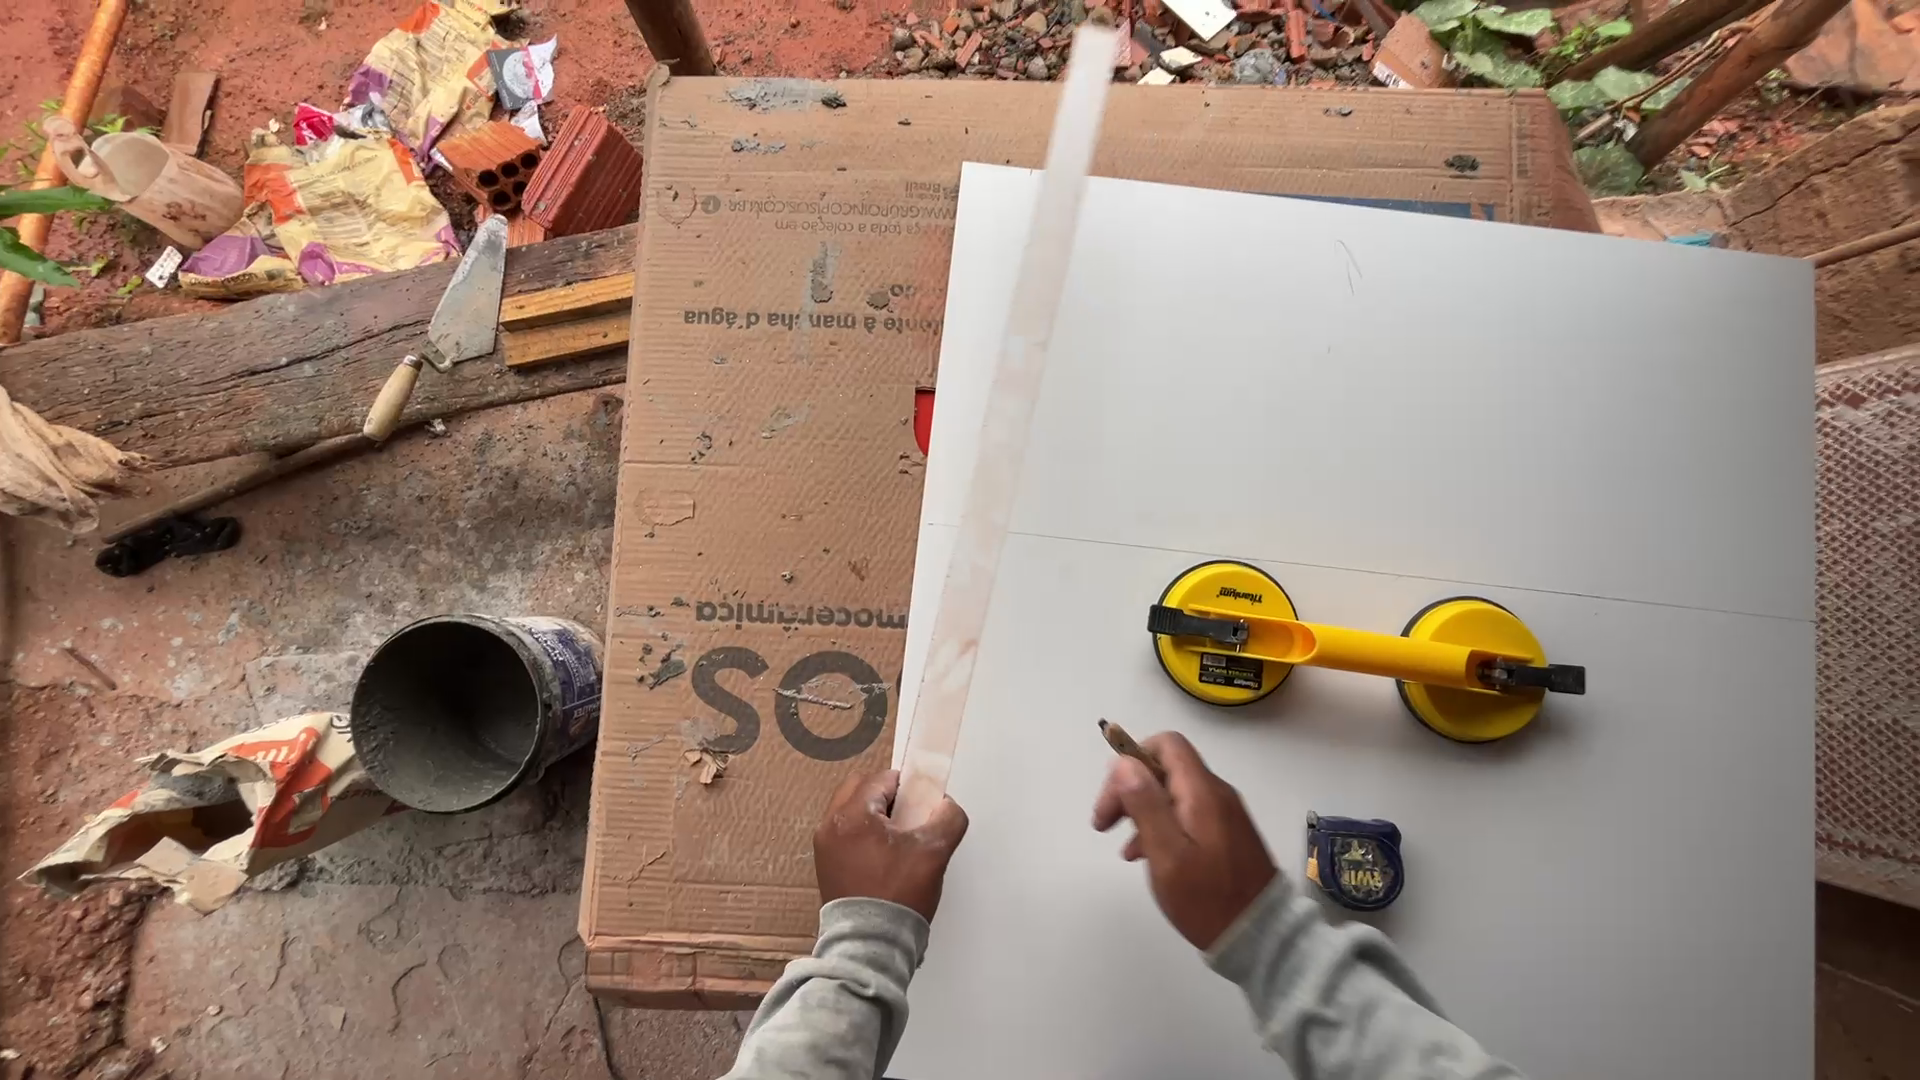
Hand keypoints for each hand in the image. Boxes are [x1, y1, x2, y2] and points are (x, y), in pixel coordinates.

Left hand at [815, 769, 969, 921]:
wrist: (870, 948)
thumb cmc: (899, 895)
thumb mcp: (934, 852)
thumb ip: (948, 818)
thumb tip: (945, 805)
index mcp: (852, 815)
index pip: (882, 779)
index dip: (907, 785)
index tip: (923, 802)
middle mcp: (830, 826)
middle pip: (860, 789)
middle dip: (887, 795)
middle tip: (910, 817)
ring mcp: (825, 848)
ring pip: (852, 811)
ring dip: (875, 815)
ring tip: (899, 840)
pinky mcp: (826, 867)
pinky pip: (846, 834)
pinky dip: (864, 835)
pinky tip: (885, 857)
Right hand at [1091, 732, 1276, 949]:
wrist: (1264, 941)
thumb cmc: (1208, 899)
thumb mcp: (1167, 854)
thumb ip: (1145, 804)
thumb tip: (1124, 763)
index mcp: (1202, 792)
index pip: (1165, 745)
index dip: (1131, 761)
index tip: (1113, 799)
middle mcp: (1216, 793)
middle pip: (1165, 767)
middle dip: (1130, 788)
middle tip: (1106, 824)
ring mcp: (1224, 814)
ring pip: (1172, 792)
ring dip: (1142, 809)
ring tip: (1124, 848)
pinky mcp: (1226, 834)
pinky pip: (1186, 814)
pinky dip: (1161, 825)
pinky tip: (1146, 855)